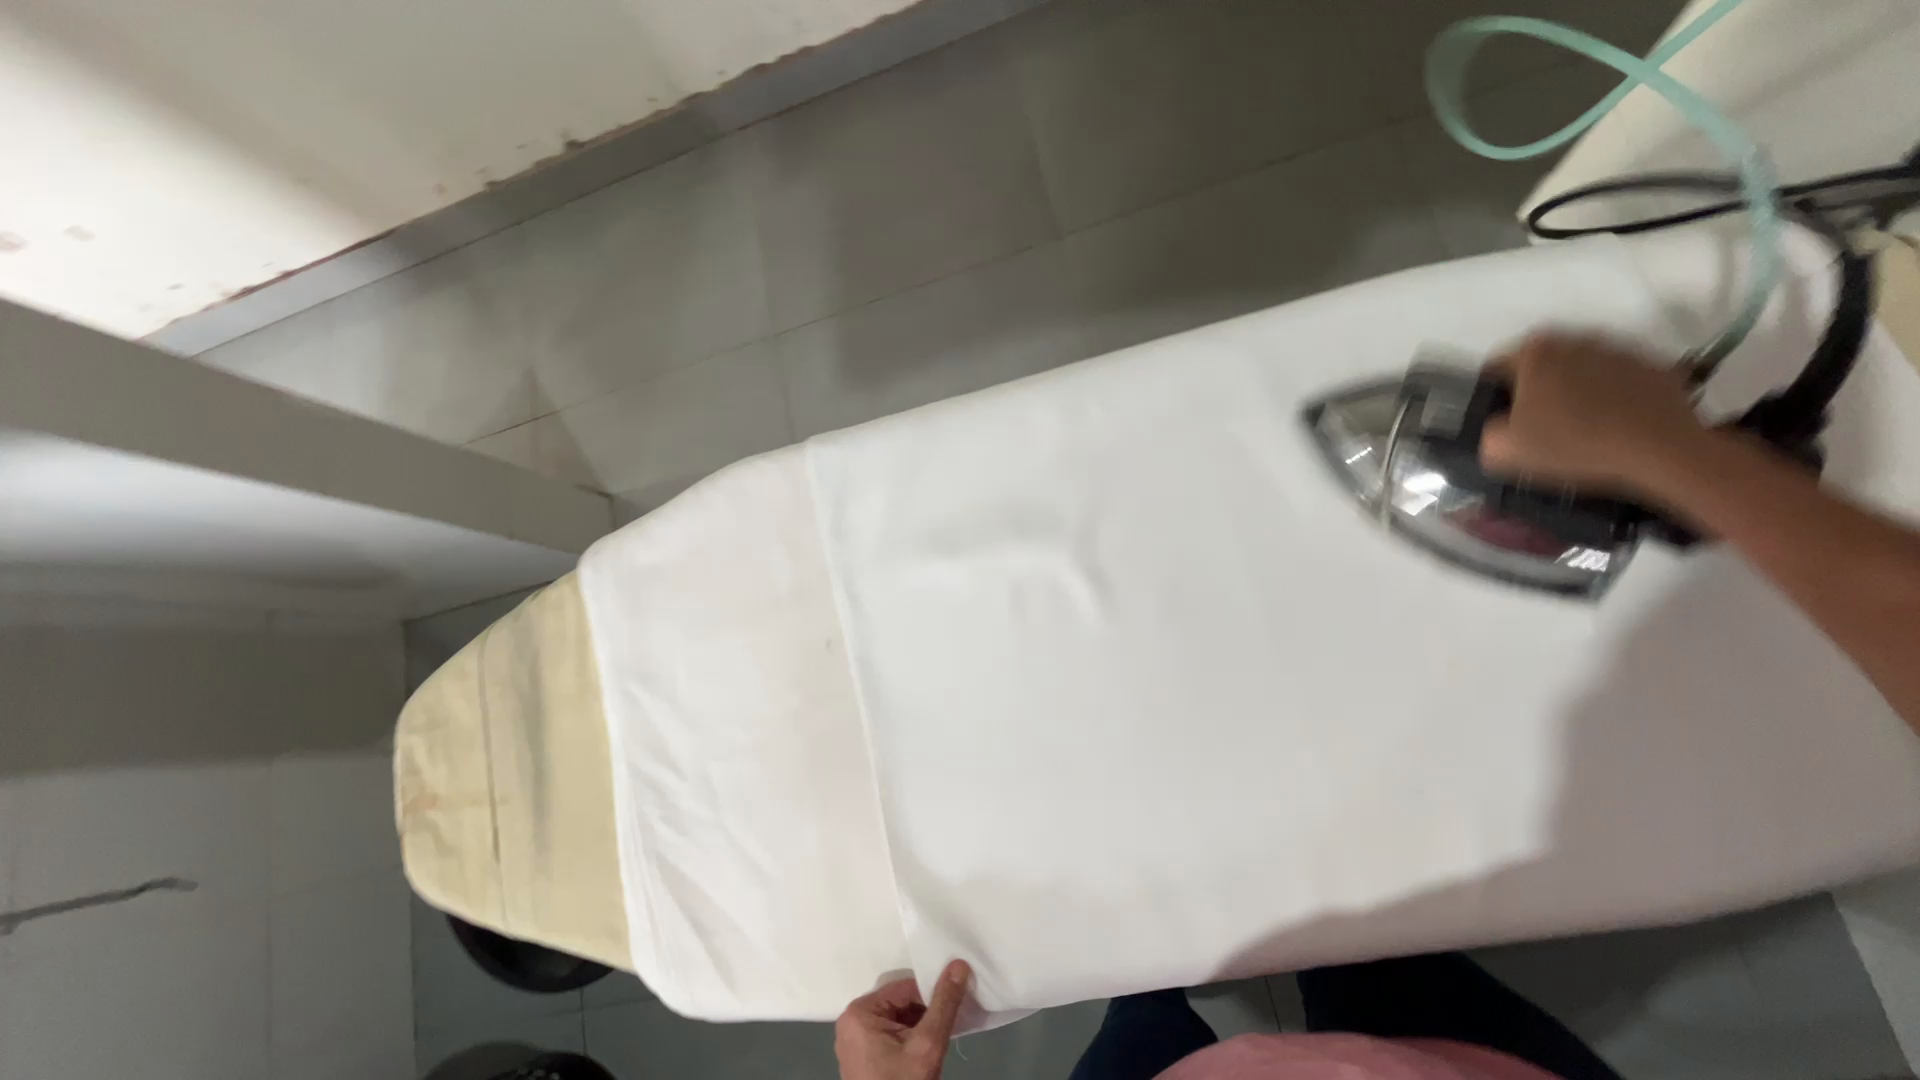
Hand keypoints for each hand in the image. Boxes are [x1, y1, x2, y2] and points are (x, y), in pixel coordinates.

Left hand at [834, 960, 971, 1079]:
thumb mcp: (927, 1045)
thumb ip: (944, 1003)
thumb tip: (959, 964)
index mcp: (859, 1012)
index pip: (906, 988)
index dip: (932, 996)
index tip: (955, 1005)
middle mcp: (851, 1021)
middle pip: (900, 1003)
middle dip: (926, 1013)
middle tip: (948, 1026)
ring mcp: (854, 1041)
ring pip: (897, 1019)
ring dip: (920, 1027)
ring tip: (936, 1041)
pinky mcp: (862, 1057)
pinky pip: (890, 1035)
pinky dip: (909, 1040)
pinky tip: (924, 1052)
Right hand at [1479, 332, 1709, 494]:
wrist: (1661, 449)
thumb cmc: (1574, 444)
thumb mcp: (1504, 451)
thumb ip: (1487, 432)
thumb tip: (1498, 426)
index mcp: (1532, 353)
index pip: (1495, 368)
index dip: (1493, 396)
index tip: (1502, 421)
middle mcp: (1573, 339)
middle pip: (1539, 364)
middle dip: (1534, 388)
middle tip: (1538, 423)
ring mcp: (1618, 347)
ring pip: (1579, 367)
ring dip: (1573, 388)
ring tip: (1579, 423)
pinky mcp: (1653, 363)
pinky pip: (1617, 376)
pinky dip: (1610, 393)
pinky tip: (1612, 422)